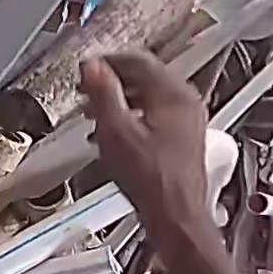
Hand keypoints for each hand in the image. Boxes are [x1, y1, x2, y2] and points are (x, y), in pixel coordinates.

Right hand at [79, 52, 212, 238]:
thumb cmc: (150, 178)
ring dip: (119, 99)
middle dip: (111, 81)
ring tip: (94, 111)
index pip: (137, 60)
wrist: (174, 213)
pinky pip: (155, 113)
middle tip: (85, 89)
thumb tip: (92, 67)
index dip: (106, 62)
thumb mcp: (115, 130)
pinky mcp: (183, 136)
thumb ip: (102, 93)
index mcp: (172, 94)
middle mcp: (186, 102)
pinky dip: (131, 114)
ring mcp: (188, 119)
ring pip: (149, 95)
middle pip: (144, 76)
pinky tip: (113, 132)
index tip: (85, 69)